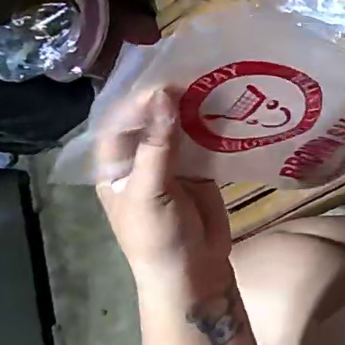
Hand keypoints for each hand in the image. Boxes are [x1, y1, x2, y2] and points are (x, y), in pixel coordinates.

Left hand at [96, 88, 233, 294]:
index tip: (164, 81)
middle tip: (194, 72)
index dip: (137, 100)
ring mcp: (172, 163)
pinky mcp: (200, 170)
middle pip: (151, 119)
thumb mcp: (150, 191)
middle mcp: (141, 159)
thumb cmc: (157, 238)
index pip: (120, 122)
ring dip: (194, 108)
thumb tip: (164, 94)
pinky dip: (214, 125)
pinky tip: (228, 107)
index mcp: (116, 165)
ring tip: (214, 83)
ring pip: (179, 126)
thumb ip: (158, 144)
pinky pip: (205, 140)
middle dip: (169, 98)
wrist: (193, 272)